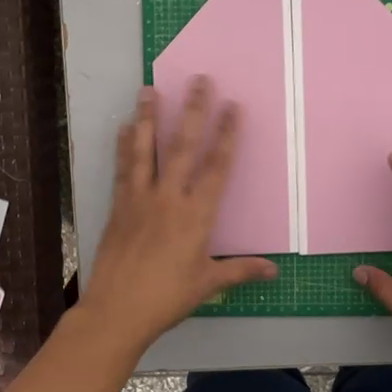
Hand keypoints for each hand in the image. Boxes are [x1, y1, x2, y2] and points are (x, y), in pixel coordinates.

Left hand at [74, 78, 277, 348]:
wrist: (117, 310)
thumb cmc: (168, 297)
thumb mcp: (208, 283)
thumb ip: (240, 269)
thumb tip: (273, 269)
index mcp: (196, 214)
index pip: (216, 166)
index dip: (226, 135)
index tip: (233, 107)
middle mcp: (169, 198)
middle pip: (182, 146)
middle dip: (192, 111)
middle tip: (198, 80)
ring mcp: (140, 199)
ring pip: (146, 150)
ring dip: (148, 118)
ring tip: (148, 89)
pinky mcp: (119, 206)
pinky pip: (123, 169)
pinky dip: (124, 147)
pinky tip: (123, 128)